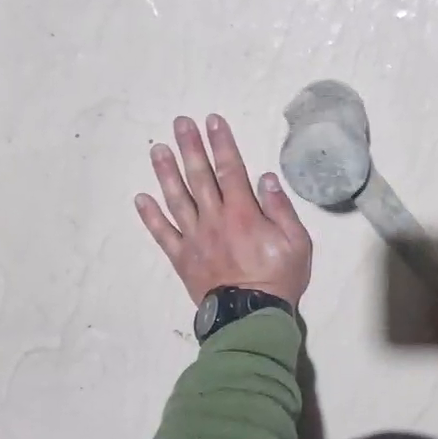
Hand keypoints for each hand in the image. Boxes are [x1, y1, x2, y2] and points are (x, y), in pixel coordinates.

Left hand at [135, 114, 312, 304]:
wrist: (251, 317)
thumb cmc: (279, 279)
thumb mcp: (297, 243)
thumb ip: (281, 209)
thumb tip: (266, 178)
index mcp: (244, 213)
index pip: (231, 169)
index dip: (221, 143)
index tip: (212, 121)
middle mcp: (214, 219)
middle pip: (200, 176)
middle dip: (190, 147)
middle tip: (180, 123)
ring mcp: (194, 238)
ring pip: (176, 199)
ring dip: (166, 173)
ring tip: (157, 149)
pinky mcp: (181, 258)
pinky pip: (162, 234)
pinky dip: (150, 216)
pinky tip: (140, 198)